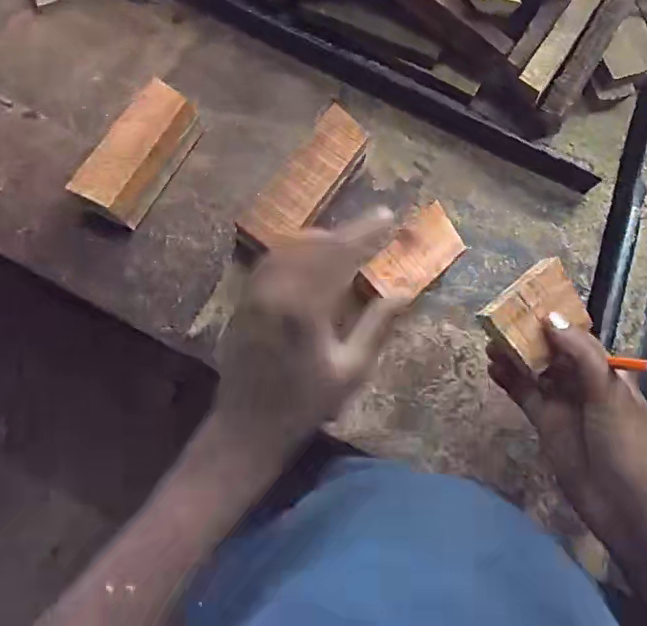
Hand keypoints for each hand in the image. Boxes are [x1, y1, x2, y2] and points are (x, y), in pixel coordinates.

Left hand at [212, 210, 401, 460]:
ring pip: (289, 246)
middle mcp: (275, 290)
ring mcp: (255, 293)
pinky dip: (296, 250)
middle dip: (344, 232)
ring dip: (319, 238)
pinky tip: (311, 259)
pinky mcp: (244, 299)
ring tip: (344, 242)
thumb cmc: (305, 405)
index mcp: (304, 307)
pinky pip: (271, 259)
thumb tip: (403, 290)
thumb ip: (377, 326)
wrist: (245, 430)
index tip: (387, 216)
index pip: (339, 252)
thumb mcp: (351, 370)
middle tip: (370, 232)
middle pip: (313, 242)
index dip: (365, 231)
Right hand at [487, 313, 646, 550]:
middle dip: (527, 335)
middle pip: (551, 350)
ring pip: (535, 370)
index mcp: (605, 369)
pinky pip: (525, 394)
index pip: (575, 335)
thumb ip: (581, 354)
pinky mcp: (546, 424)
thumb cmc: (627, 444)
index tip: (526, 302)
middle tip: (499, 320)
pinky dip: (510, 380)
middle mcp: (583, 381)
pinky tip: (492, 368)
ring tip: (490, 342)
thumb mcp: (608, 392)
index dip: (552, 320)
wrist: (628, 509)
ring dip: (514, 356)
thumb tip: (550, 318)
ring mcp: (563, 402)